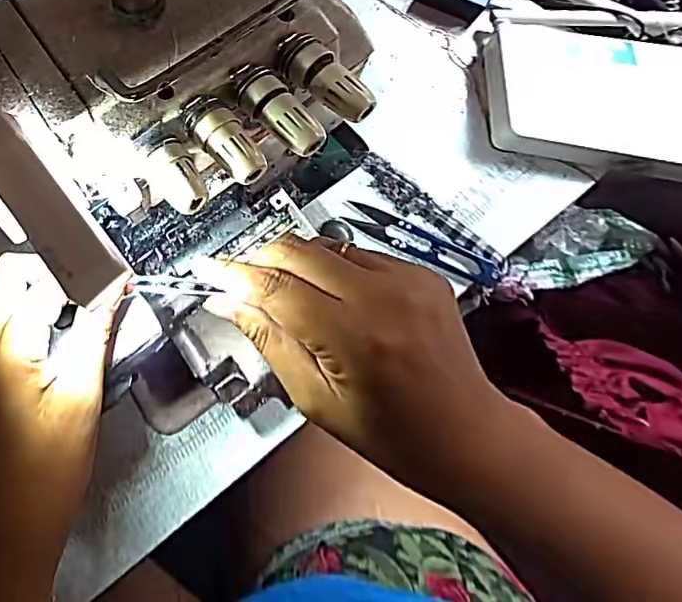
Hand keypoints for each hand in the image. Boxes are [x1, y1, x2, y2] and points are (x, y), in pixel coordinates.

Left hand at [0, 252, 117, 547]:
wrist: (12, 521)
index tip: (109, 281)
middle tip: (82, 291)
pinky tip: (26, 326)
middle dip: (48, 271)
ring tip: (59, 306)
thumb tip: (111, 288)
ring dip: (22, 285)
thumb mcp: (84, 394)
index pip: (47, 283)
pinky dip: (0, 307)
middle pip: (7, 271)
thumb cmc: (49, 468)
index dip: (83, 279)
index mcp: (8, 345)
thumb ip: (95, 330)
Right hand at [204, 235, 522, 491]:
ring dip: (296, 261)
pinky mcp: (419, 271)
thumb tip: (231, 305)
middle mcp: (382, 296)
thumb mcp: (319, 402)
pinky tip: (332, 295)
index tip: (210, 269)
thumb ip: (270, 343)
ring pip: (324, 246)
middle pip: (297, 251)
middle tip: (240, 278)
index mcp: (354, 337)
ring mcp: (405, 278)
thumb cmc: (400, 436)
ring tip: (288, 294)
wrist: (472, 435)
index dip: (235, 275)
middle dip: (260, 258)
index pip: (275, 286)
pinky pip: (356, 252)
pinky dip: (333, 267)